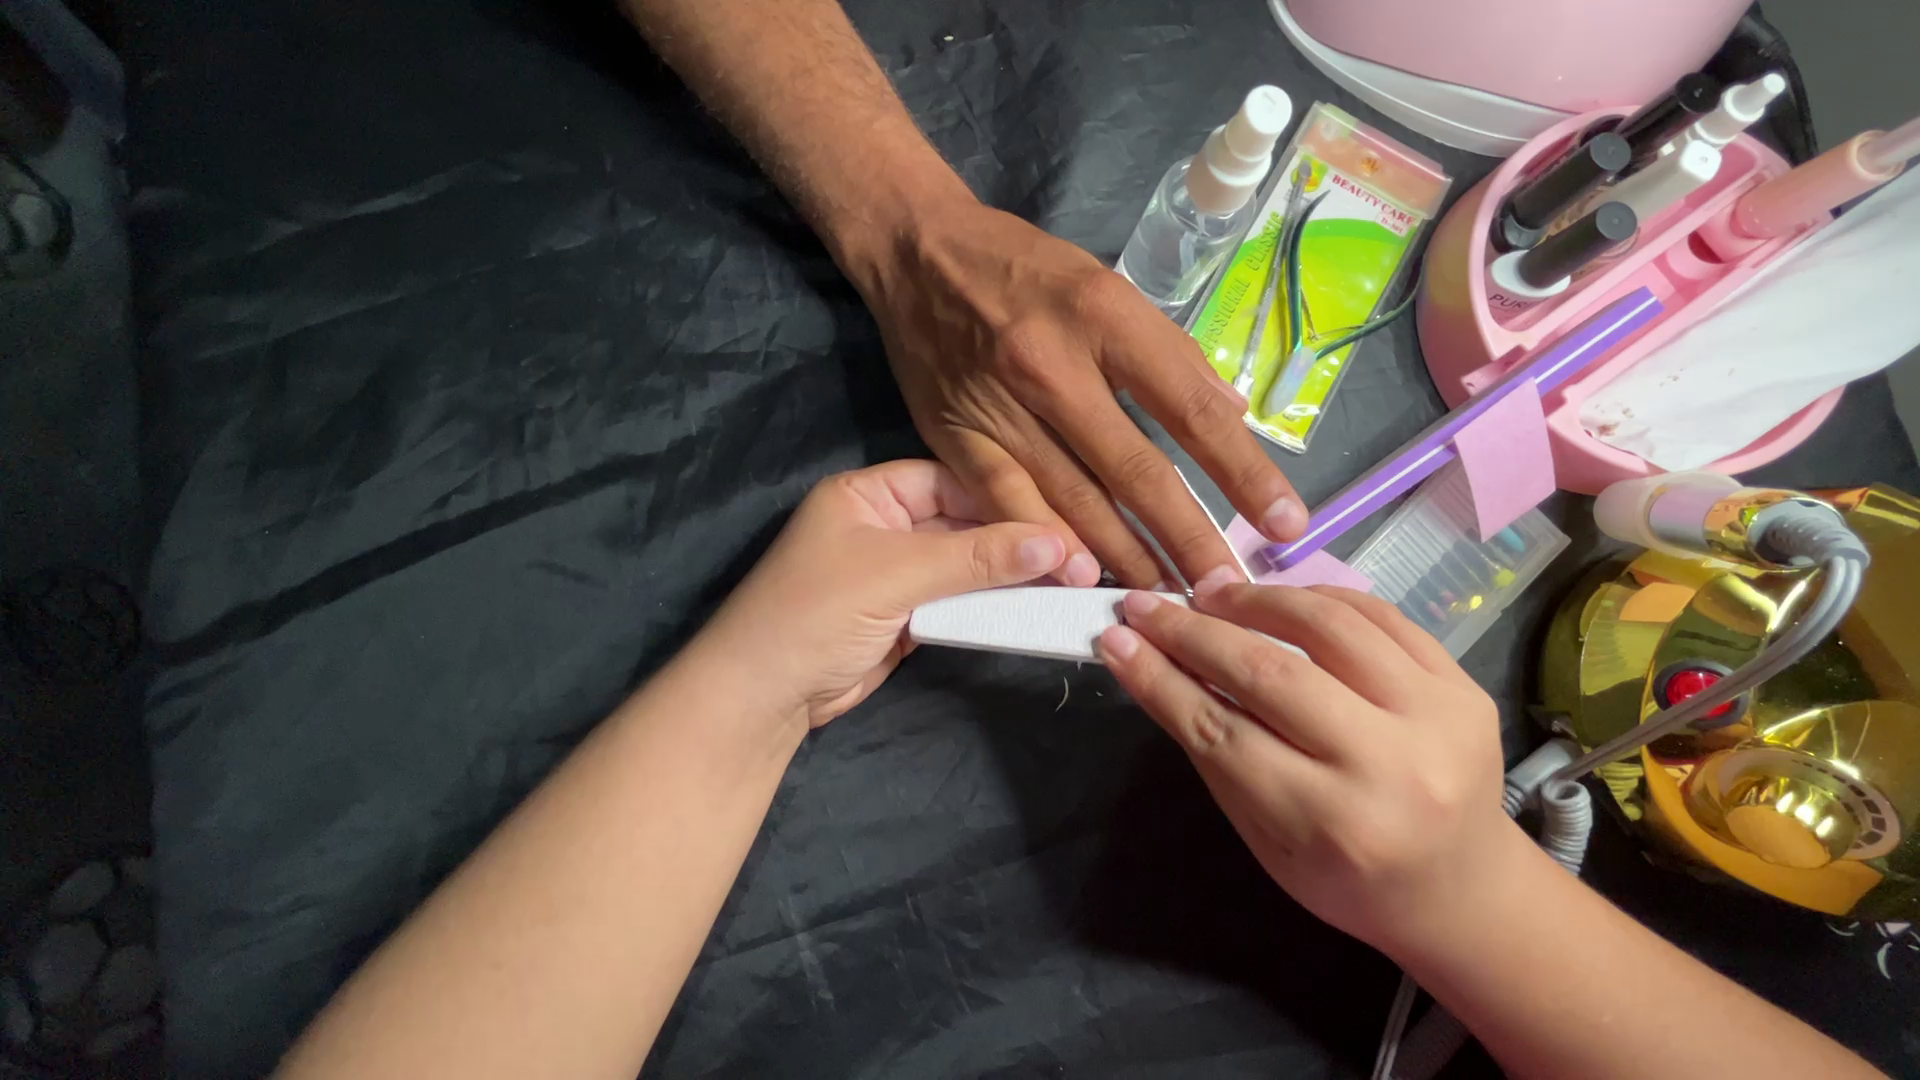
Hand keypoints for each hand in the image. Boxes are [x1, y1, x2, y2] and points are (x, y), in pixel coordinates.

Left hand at [692, 459, 1066, 728]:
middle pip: (963, 522)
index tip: (1062, 519)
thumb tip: (1056, 544)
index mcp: (868, 494)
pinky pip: (958, 600)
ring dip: (1010, 575)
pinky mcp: (906, 615)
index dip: (1005, 498)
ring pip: (966, 564)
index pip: (951, 480)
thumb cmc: (818, 612)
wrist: (765, 696)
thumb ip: (976, 558)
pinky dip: (991, 605)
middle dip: (1015, 540)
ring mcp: (896, 573)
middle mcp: (884, 525)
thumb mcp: (896, 573)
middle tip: (1078, 558)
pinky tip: (1031, 607)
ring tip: (1069, 582)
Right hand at [848, 201, 1306, 589]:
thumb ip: (1167, 352)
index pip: (1188, 410)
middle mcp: (1052, 368)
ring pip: (1074, 498)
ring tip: (1170, 596)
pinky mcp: (958, 437)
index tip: (1284, 520)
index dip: (1242, 472)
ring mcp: (1000, 409)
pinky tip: (1082, 576)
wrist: (920, 256)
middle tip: (1227, 589)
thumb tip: (1226, 416)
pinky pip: (1008, 502)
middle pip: (1135, 471)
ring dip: (1128, 554)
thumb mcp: (1106, 283)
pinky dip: (1046, 542)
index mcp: (1103, 318)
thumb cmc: (1024, 267)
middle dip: (1188, 537)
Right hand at [1095, 582, 1522, 954]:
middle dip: (1193, 633)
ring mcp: (1439, 718)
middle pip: (1270, 674)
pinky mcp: (1464, 685)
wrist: (1462, 888)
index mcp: (1332, 823)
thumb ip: (1211, 746)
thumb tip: (1149, 664)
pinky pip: (1378, 615)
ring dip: (1255, 599)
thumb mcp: (1261, 832)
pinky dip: (1315, 596)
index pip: (1222, 731)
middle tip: (1147, 607)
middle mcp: (1391, 767)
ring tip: (1210, 595)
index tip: (1115, 640)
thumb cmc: (1343, 875)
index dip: (1159, 679)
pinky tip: (1274, 597)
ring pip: (1327, 627)